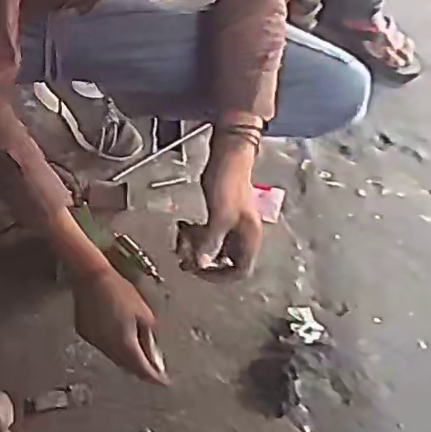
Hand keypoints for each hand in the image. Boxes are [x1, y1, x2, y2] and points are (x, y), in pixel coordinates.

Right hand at [72, 268, 167, 383]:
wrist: (91, 277)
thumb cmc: (118, 290)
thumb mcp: (144, 313)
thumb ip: (149, 335)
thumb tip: (152, 350)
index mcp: (125, 343)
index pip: (142, 369)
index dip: (154, 377)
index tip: (163, 381)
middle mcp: (108, 347)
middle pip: (127, 366)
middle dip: (140, 370)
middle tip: (152, 370)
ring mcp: (94, 341)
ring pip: (113, 358)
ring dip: (125, 359)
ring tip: (136, 354)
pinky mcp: (85, 333)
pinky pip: (102, 346)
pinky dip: (112, 347)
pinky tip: (117, 338)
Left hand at [179, 136, 261, 278]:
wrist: (228, 155)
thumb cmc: (228, 182)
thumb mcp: (220, 215)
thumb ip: (212, 240)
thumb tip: (203, 263)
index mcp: (249, 237)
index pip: (240, 271)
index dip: (219, 276)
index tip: (198, 270)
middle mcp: (243, 235)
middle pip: (224, 262)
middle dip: (203, 260)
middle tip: (183, 254)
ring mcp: (232, 226)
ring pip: (214, 248)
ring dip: (197, 247)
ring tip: (181, 239)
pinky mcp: (220, 216)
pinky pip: (208, 234)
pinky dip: (196, 235)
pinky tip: (185, 227)